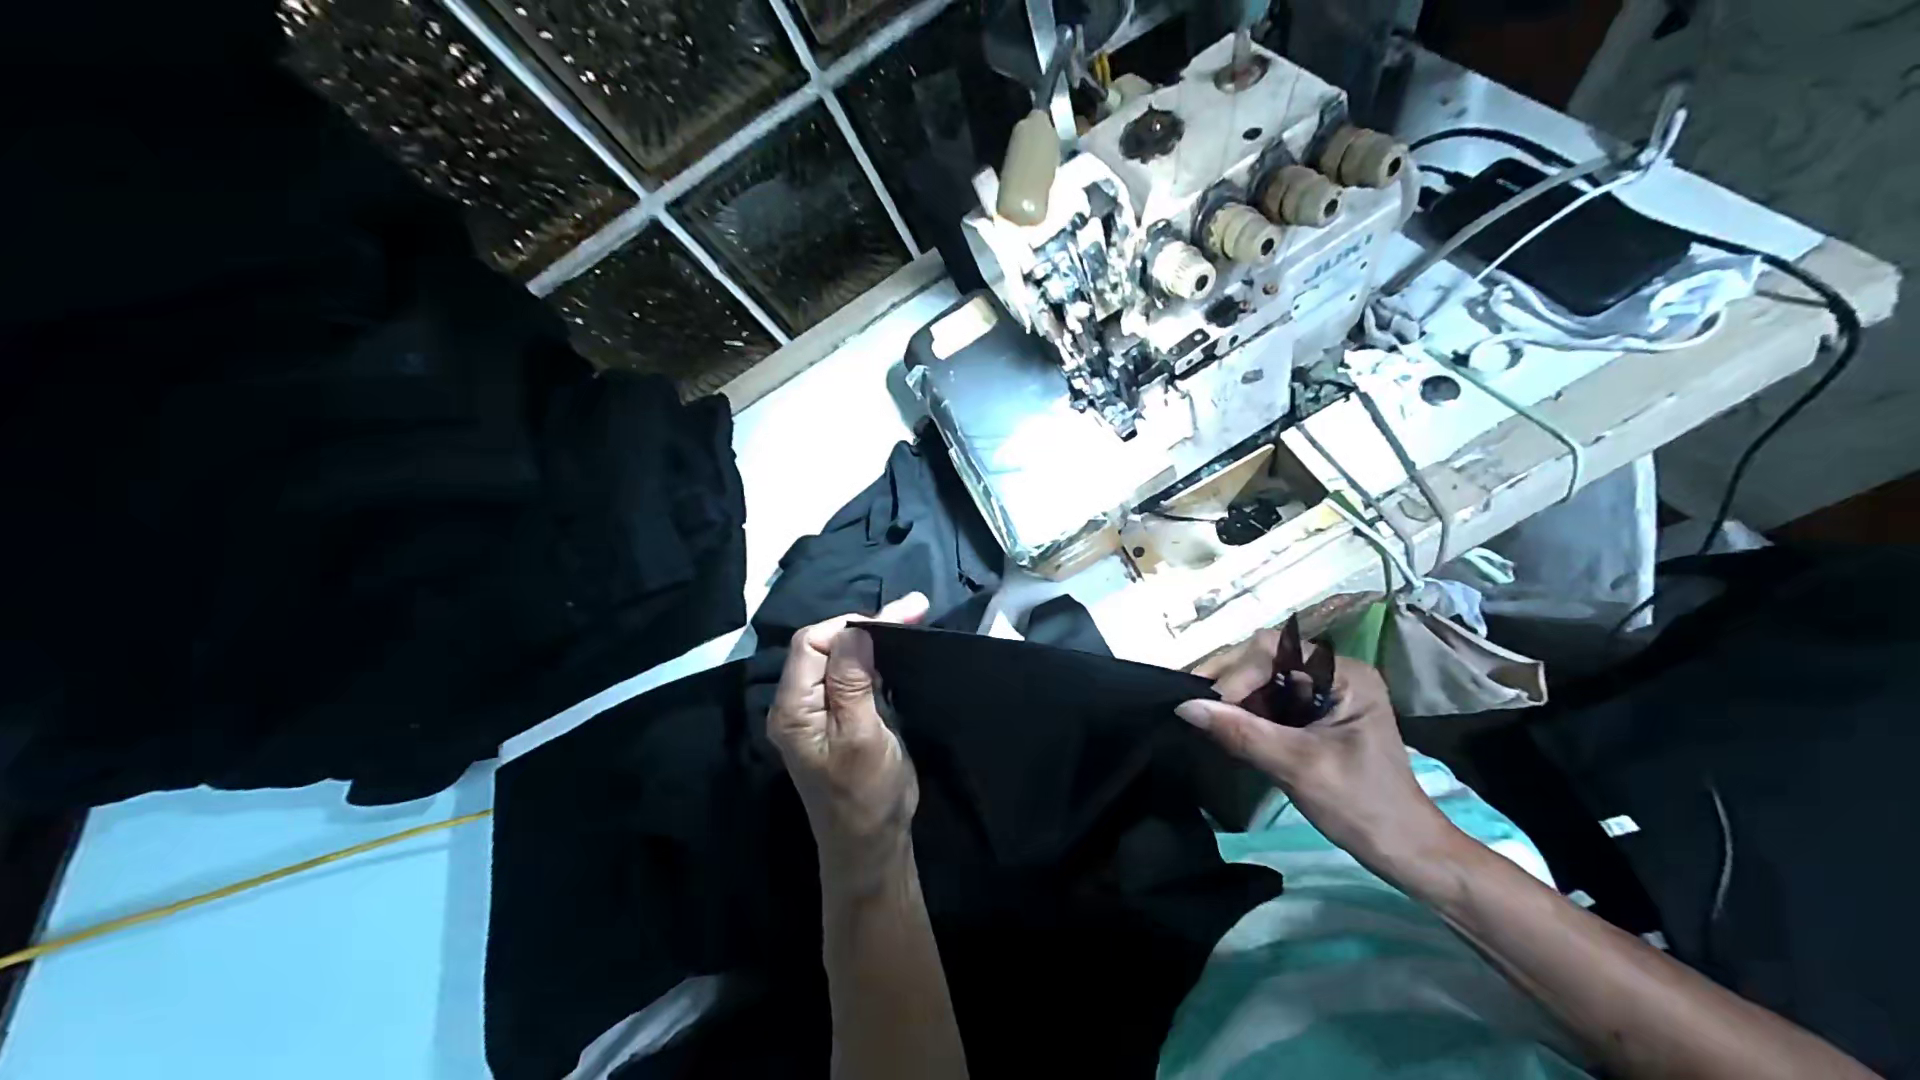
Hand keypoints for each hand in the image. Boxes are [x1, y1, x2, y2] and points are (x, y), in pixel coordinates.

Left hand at [768, 592, 931, 897]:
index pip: (813, 644)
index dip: (852, 625)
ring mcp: (818, 710)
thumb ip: (852, 683)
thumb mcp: (861, 738)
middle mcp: (799, 703)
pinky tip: (899, 649)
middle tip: (913, 611)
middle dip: (867, 626)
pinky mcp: (838, 716)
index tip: (898, 618)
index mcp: (794, 708)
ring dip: (873, 640)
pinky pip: (851, 675)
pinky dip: (875, 659)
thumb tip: (854, 631)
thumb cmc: (866, 796)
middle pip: (824, 646)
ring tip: (911, 620)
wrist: (871, 844)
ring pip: (839, 657)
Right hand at [1180, 628, 1460, 874]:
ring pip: (1260, 678)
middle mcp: (1332, 673)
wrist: (1403, 851)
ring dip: (1231, 696)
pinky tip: (1224, 726)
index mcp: (1344, 674)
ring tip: (1203, 716)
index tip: (1212, 707)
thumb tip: (1184, 706)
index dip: (1237, 672)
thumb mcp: (1297, 767)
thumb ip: (1242, 733)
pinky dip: (1242, 711)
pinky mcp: (1311, 714)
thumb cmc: (1361, 805)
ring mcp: (1322, 693)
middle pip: (1263, 657)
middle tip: (1193, 706)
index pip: (1273, 649)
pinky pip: (1266, 699)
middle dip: (1228, 680)